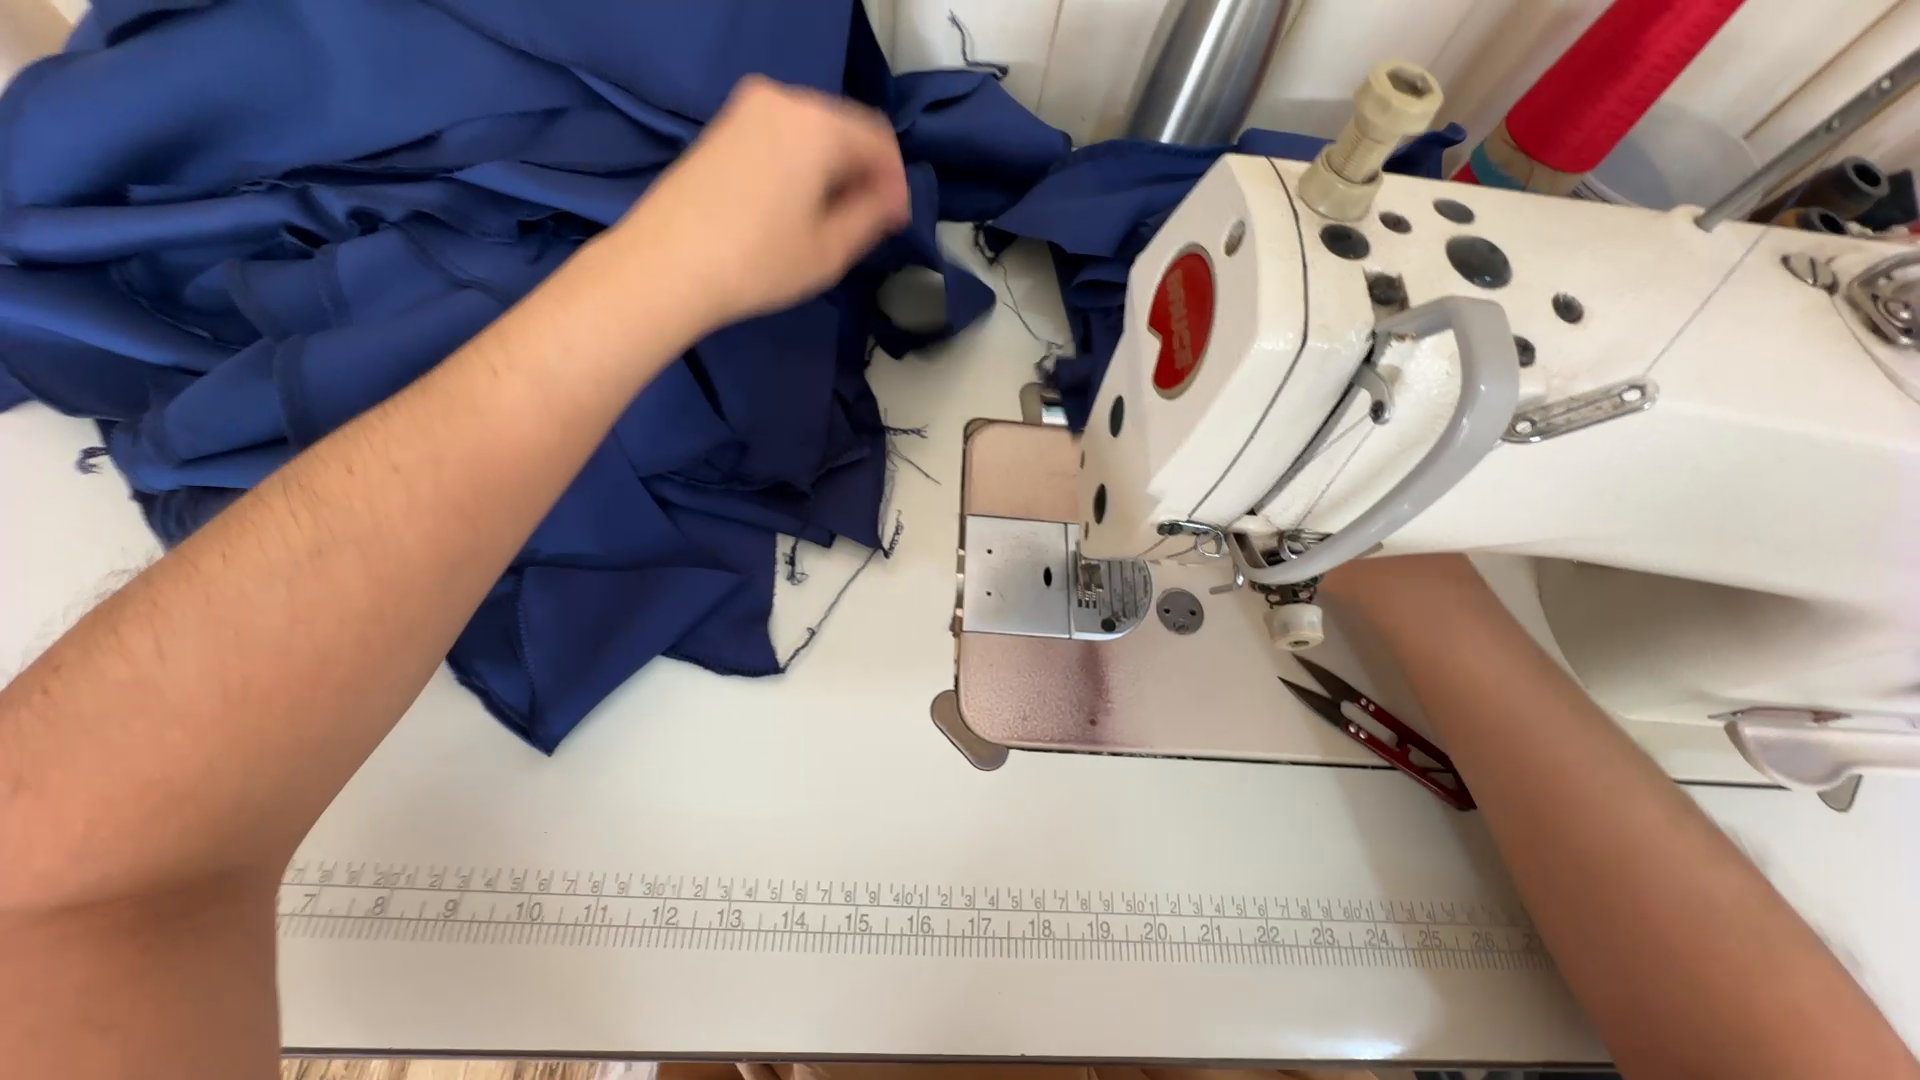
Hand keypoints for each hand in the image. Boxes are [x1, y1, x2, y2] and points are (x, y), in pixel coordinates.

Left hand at [607, 75, 910, 332]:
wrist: (664, 266)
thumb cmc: (758, 262)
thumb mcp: (830, 249)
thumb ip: (873, 216)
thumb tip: (892, 199)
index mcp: (819, 125)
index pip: (879, 141)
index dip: (896, 182)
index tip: (898, 222)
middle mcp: (784, 101)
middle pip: (845, 129)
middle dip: (863, 172)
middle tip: (868, 222)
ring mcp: (746, 110)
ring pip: (812, 133)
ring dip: (832, 169)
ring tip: (831, 219)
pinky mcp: (722, 128)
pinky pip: (781, 137)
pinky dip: (800, 164)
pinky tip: (795, 206)